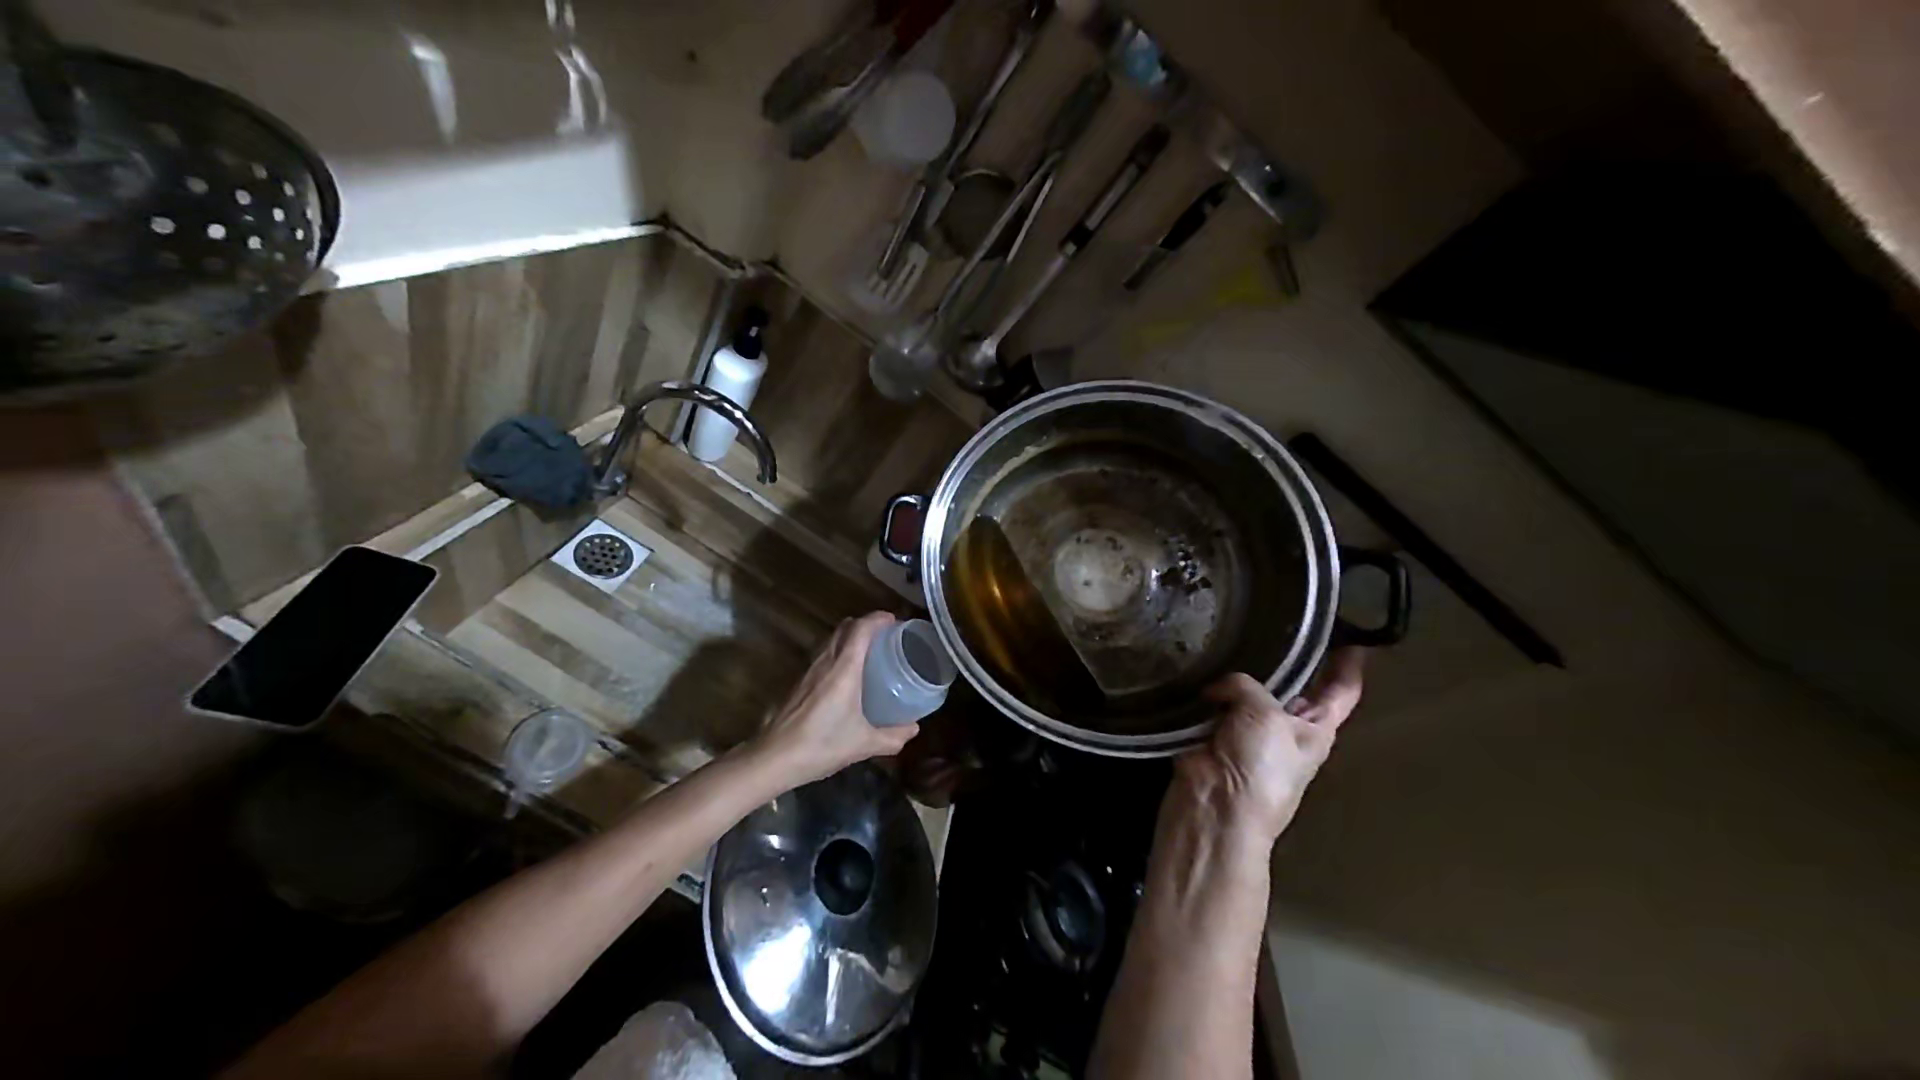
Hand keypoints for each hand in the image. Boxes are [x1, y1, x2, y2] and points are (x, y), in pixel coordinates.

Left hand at [754, 612, 918, 786]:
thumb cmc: (822, 745)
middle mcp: (825, 662)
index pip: (861, 629)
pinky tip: (846, 676)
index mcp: (843, 669)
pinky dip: (838, 653)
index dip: (877, 619)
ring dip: (849, 637)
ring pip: (831, 640)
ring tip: (868, 652)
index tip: (894, 621)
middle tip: (884, 636)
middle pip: (844, 628)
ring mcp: (809, 671)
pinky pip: (823, 655)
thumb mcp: (864, 744)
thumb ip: (892, 736)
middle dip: (864, 624)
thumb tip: (914, 728)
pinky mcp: (800, 682)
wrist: (775, 758)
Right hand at [1174, 648, 1366, 846]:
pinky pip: (1210, 702)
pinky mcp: (1211, 733)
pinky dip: (1203, 690)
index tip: (1352, 636)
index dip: (1348, 665)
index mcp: (1316, 728)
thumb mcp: (1265, 715)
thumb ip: (1246, 685)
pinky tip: (1195, 668)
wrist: (1215, 806)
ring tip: (1223, 636)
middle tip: (1266, 620)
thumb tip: (1216, 690)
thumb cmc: (1259, 766)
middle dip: (1279, 658)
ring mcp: (1246, 730)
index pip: (1341, 691)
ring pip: (1244, 689)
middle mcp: (1284, 726)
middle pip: (1289, 684)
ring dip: (1233, 672)